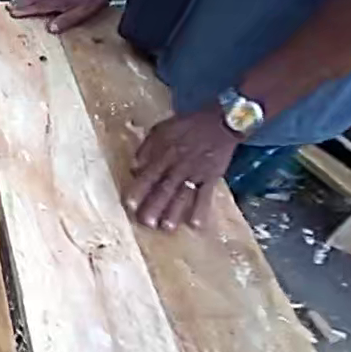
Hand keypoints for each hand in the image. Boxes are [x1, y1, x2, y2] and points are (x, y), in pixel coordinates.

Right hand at [8, 0, 120, 32]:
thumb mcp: (82, 13)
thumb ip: (66, 21)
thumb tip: (50, 28)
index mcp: (58, 2)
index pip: (37, 7)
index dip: (24, 10)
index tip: (12, 12)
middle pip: (34, 0)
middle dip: (20, 4)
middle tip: (8, 7)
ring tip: (15, 1)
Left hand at [124, 107, 236, 230]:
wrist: (220, 123)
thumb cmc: (187, 127)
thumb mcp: (161, 129)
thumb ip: (146, 148)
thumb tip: (134, 168)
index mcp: (165, 154)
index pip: (149, 175)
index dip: (139, 190)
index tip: (130, 205)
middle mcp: (179, 166)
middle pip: (165, 188)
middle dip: (155, 206)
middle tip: (146, 223)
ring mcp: (196, 173)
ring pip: (183, 195)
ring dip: (175, 212)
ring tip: (166, 228)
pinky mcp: (211, 178)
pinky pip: (206, 195)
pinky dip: (201, 210)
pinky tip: (196, 225)